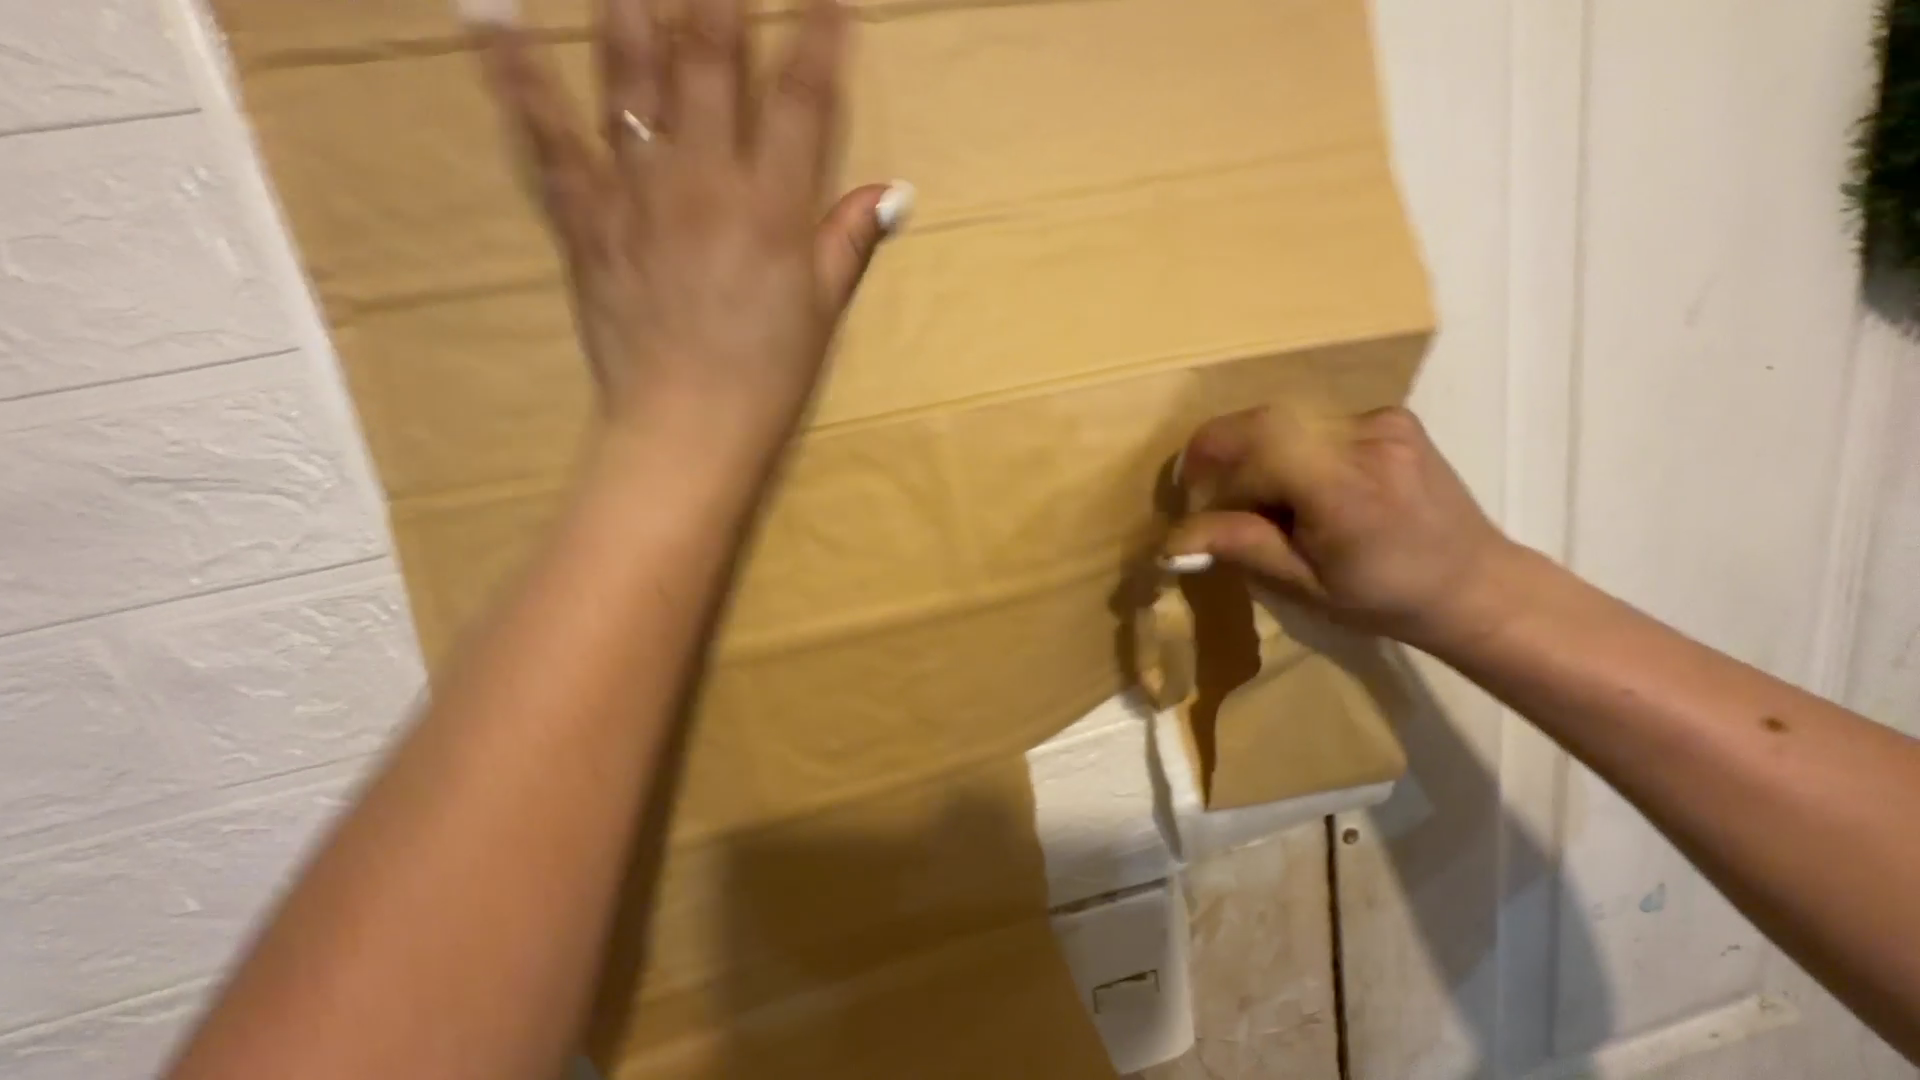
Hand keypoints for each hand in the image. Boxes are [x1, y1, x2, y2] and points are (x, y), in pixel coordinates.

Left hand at [473, 0, 908, 451]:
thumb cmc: (767, 374)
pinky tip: (490, 16)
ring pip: (628, 76)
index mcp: (772, 206)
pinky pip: (546, 138)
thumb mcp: (822, 310)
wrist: (685, 426)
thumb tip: (894, 190)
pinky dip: (515, 75)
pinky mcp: (584, 217)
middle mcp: (704, 180)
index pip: (802, 96)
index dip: (818, 33)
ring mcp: (636, 193)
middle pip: (710, 60)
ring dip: (628, 5)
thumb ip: (849, 240)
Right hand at [1165, 402, 1522, 651]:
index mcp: (1345, 490)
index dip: (1210, 463)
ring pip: (1289, 422)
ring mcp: (1383, 421)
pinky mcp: (1391, 416)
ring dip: (1259, 454)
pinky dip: (1294, 451)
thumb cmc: (1386, 598)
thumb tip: (1172, 540)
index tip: (1190, 494)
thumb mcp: (1306, 585)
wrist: (1474, 582)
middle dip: (1226, 453)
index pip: (1256, 446)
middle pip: (1267, 422)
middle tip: (1210, 492)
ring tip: (1263, 499)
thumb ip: (1241, 547)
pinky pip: (1318, 424)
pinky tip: (1305, 487)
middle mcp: (1366, 440)